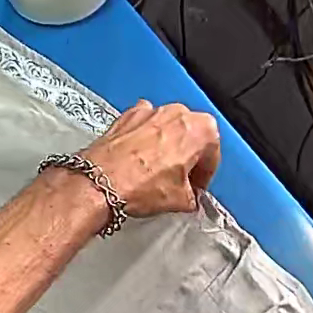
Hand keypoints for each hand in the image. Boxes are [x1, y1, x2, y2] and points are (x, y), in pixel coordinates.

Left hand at [81, 101, 220, 216]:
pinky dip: (143, 141)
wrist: (99, 182)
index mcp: (200, 129)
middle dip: (186, 156)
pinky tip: (138, 162)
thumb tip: (188, 197)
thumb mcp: (180, 200)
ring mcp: (150, 111)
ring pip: (166, 129)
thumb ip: (192, 195)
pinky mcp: (126, 117)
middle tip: (180, 180)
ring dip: (165, 147)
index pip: (212, 153)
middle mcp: (176, 113)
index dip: (205, 174)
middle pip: (190, 136)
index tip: (198, 186)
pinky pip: (142, 127)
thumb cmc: (138, 184)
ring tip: (156, 173)